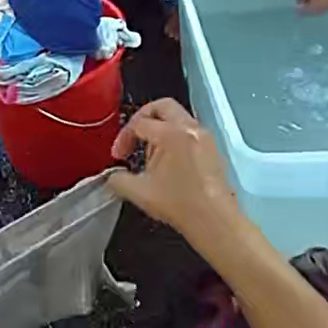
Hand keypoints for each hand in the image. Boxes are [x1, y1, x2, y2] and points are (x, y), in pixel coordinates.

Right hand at [108, 99, 241, 240]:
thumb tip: (113, 176)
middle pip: (162, 107)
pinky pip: (189, 132)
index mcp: (171, 134)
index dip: (123, 138)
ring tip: (151, 156)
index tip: (119, 155)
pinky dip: (175, 139)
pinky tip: (169, 164)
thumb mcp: (138, 192)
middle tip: (133, 136)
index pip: (139, 123)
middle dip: (143, 118)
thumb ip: (117, 179)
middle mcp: (190, 128)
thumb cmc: (179, 205)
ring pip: (177, 118)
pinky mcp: (213, 149)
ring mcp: (205, 137)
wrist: (214, 221)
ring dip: (159, 129)